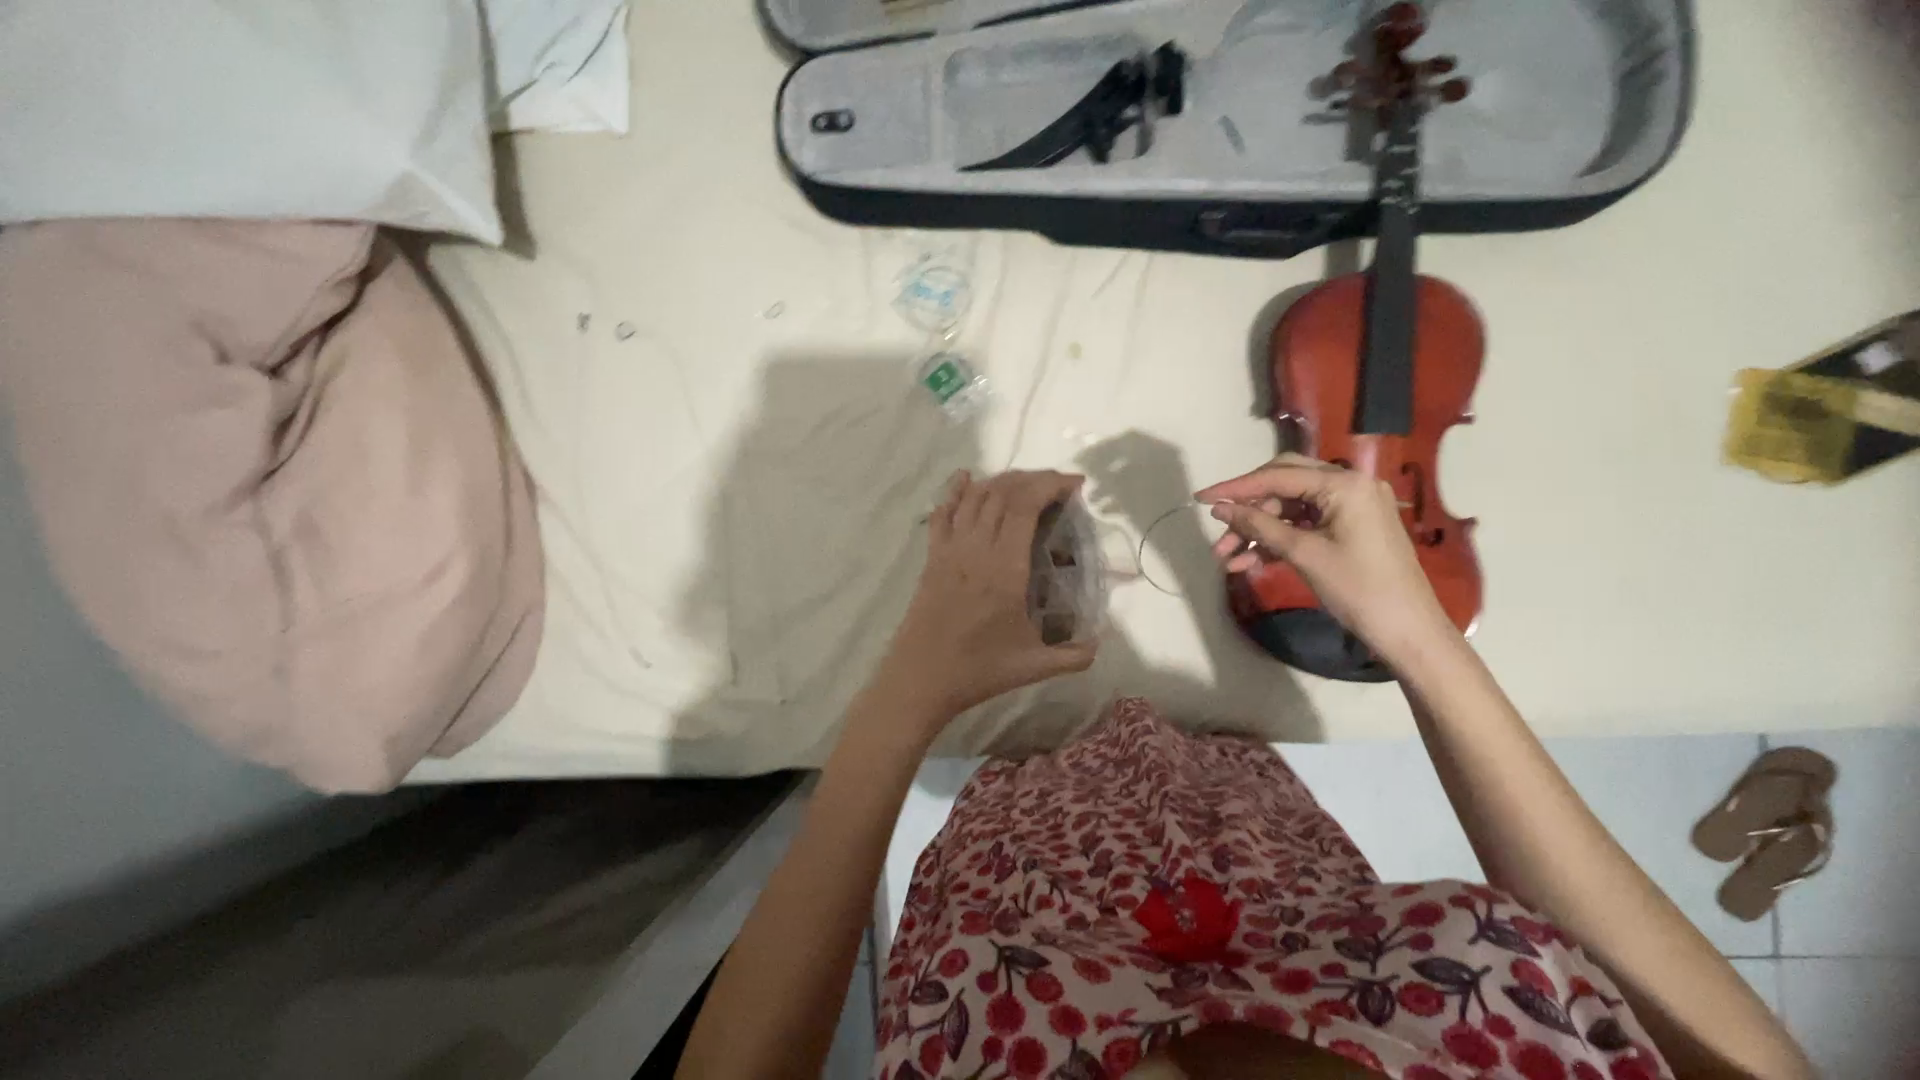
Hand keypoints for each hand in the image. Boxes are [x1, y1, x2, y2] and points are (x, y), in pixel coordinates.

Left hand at [878, 470, 1098, 727]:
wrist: (921, 678)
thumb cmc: (979, 670)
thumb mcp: (1034, 666)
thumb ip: (1073, 656)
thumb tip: (1099, 643)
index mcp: (1005, 568)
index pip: (1025, 506)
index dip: (1050, 485)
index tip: (1074, 485)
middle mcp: (976, 549)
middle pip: (1002, 492)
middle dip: (1033, 479)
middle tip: (1057, 485)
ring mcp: (950, 550)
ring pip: (974, 497)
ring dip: (1001, 481)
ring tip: (1026, 484)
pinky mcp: (932, 558)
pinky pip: (943, 513)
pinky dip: (956, 491)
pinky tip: (966, 478)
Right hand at [1196, 454, 1454, 660]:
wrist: (1408, 631)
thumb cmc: (1358, 589)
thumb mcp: (1304, 554)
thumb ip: (1260, 525)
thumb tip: (1221, 508)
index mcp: (1344, 484)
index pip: (1278, 476)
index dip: (1236, 488)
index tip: (1201, 498)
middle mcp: (1350, 486)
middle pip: (1284, 484)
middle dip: (1248, 508)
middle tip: (1218, 528)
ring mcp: (1352, 507)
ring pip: (1291, 508)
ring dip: (1258, 530)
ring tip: (1227, 557)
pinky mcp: (1350, 529)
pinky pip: (1305, 525)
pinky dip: (1278, 541)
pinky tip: (1250, 562)